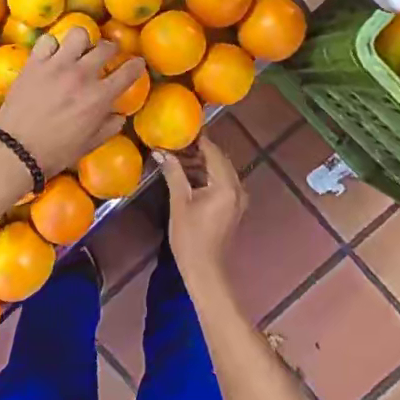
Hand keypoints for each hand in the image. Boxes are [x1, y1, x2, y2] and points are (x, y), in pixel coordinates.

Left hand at [0, 28, 145, 174]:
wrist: (16, 152)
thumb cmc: (56, 153)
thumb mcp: (90, 144)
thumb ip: (109, 127)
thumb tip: (120, 115)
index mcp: (99, 97)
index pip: (128, 72)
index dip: (137, 65)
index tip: (137, 62)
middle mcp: (82, 75)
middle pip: (106, 47)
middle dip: (111, 50)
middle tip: (106, 56)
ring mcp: (57, 66)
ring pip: (79, 34)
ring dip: (83, 41)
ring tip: (79, 50)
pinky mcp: (35, 63)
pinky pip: (47, 40)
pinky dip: (52, 45)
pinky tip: (52, 55)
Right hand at [159, 135, 245, 290]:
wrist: (204, 270)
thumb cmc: (190, 237)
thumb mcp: (179, 202)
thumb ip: (174, 173)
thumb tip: (161, 151)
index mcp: (226, 184)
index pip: (213, 151)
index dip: (197, 139)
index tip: (179, 130)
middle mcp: (238, 187)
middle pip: (218, 159)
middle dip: (197, 150)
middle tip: (175, 143)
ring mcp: (238, 197)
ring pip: (219, 170)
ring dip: (200, 163)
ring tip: (176, 157)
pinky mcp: (234, 205)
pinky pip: (222, 182)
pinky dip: (206, 176)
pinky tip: (187, 174)